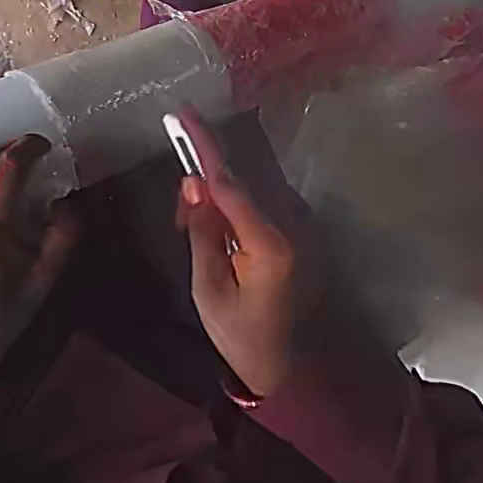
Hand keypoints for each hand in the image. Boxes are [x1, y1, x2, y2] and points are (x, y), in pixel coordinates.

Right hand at [172, 107, 307, 397]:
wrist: (293, 369)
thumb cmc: (243, 335)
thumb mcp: (208, 289)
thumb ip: (201, 232)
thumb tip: (192, 184)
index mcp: (269, 243)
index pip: (229, 181)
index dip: (203, 144)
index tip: (183, 113)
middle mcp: (292, 225)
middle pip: (238, 181)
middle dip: (203, 182)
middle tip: (181, 217)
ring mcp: (300, 228)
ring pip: (248, 190)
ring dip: (217, 197)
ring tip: (196, 229)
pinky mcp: (300, 231)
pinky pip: (259, 203)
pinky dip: (234, 207)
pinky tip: (220, 233)